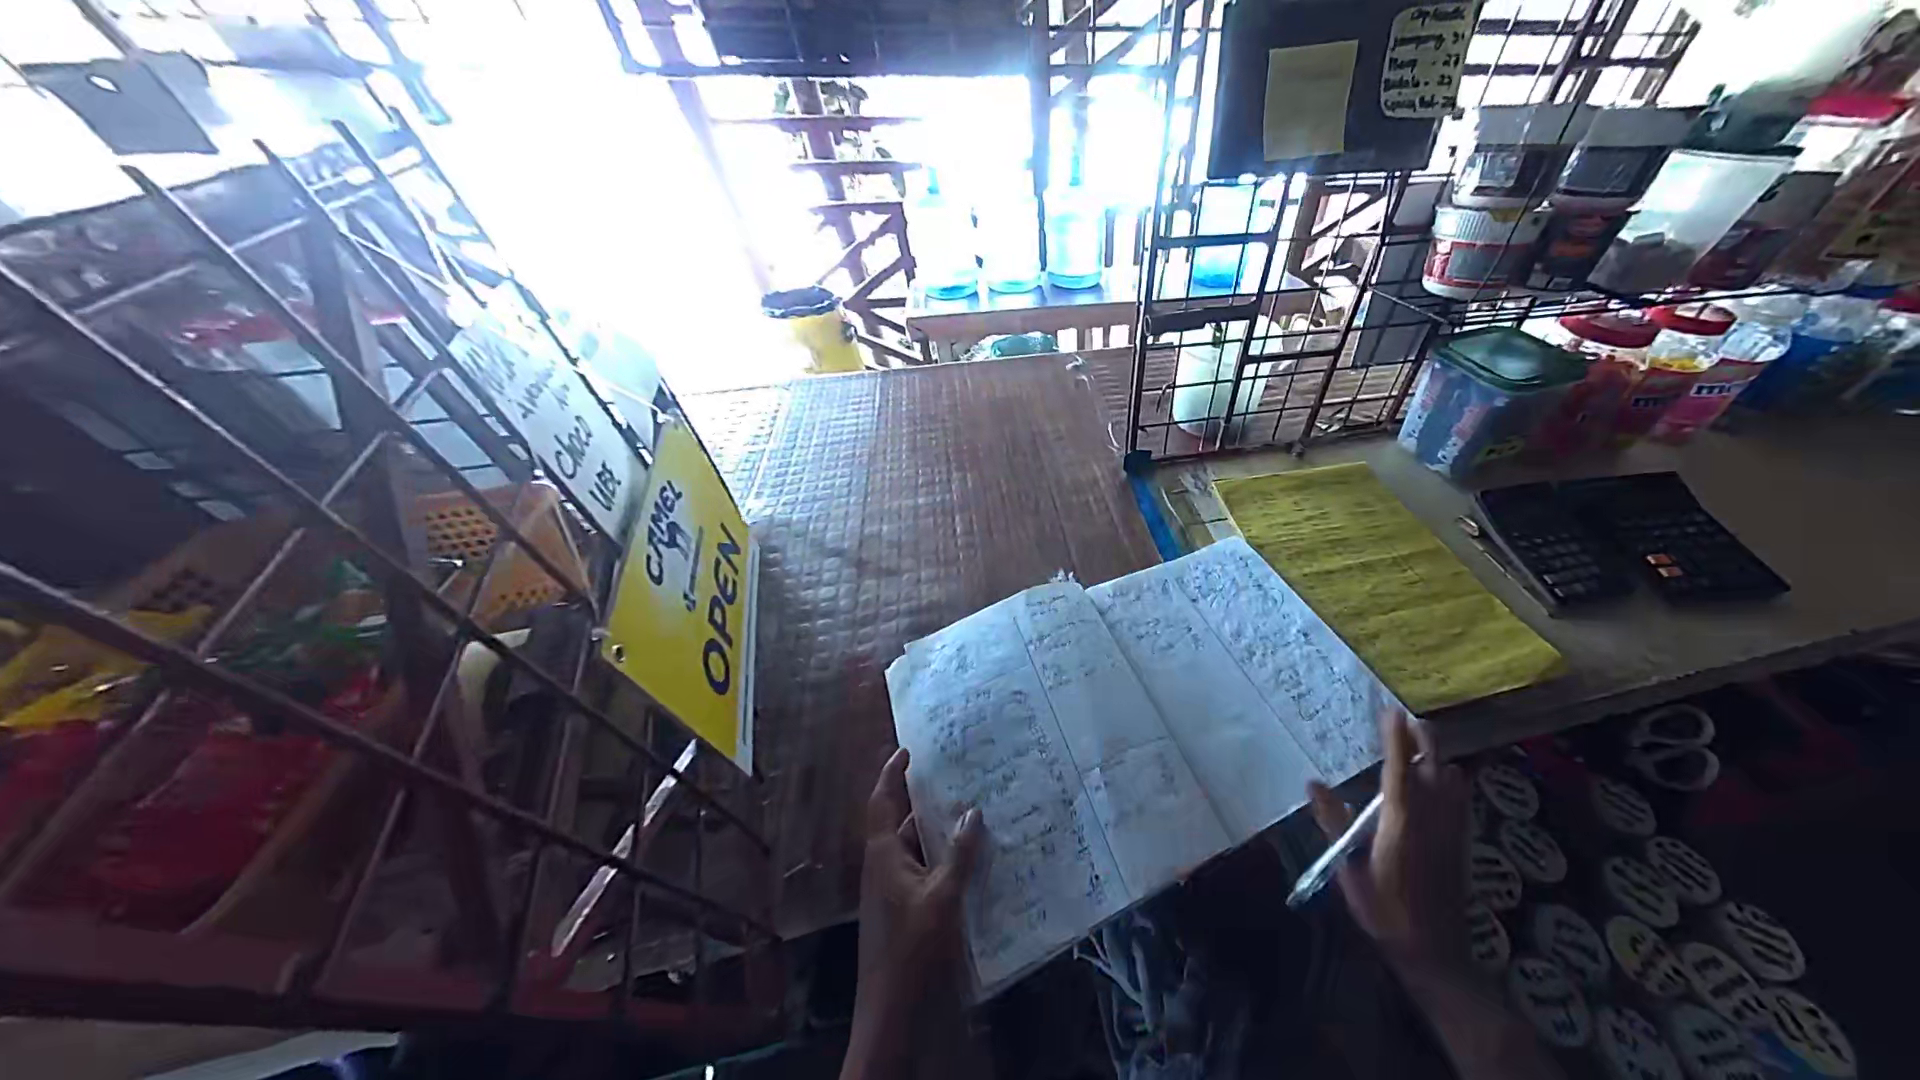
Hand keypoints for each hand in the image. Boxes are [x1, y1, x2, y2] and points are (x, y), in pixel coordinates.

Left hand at [855, 746, 985, 1001]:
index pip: (882, 800)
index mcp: (883, 854)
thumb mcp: (942, 897)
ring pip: (915, 847)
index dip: (892, 773)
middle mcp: (883, 865)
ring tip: (970, 812)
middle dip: (925, 801)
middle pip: (902, 822)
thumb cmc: (912, 948)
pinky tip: (969, 860)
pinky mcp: (903, 909)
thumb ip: (959, 854)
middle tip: (956, 778)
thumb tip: (972, 812)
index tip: (908, 750)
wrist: (891, 1011)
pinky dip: (940, 859)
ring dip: (937, 832)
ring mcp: (892, 889)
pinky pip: (922, 870)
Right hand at [1307, 709, 1470, 977]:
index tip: (1390, 711)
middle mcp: (1431, 821)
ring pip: (1452, 782)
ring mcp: (1451, 832)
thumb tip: (1313, 782)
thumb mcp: (1348, 867)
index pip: (1399, 770)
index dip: (1395, 739)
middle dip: (1424, 740)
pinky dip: (1450, 780)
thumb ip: (1333, 822)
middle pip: (1433, 769)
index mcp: (1401, 823)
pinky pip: (1458, 800)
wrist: (1435, 952)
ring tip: (1422, 740)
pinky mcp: (1459, 844)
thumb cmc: (1383, 909)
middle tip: (1408, 717)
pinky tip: (1445, 778)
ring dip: (1438, 757)